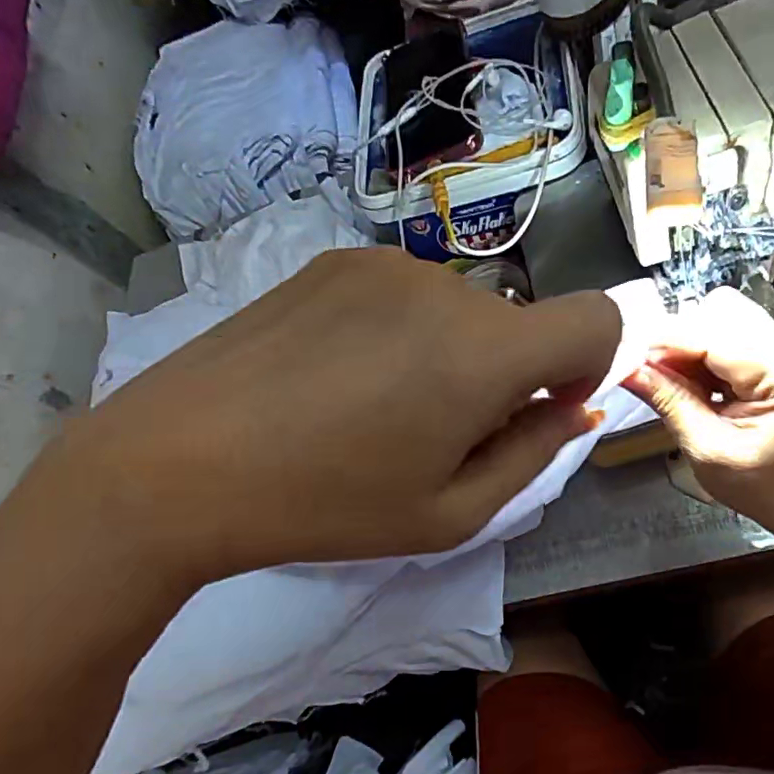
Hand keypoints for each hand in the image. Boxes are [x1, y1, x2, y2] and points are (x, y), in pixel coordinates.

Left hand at [32, 248, 620, 581]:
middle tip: (433, 434)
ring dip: (451, 354)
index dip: (587, 367)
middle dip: (505, 377)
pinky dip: (404, 332)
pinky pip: (407, 294)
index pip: (597, 319)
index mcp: (483, 353)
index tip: (536, 410)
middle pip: (521, 324)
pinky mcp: (335, 259)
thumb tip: (576, 410)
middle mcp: (446, 287)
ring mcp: (384, 263)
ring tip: (374, 406)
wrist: (176, 462)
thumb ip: (532, 455)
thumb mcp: (447, 514)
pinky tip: (338, 375)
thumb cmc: (325, 505)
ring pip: (462, 310)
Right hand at [622, 287, 773, 538]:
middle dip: (678, 338)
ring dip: (689, 343)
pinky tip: (694, 382)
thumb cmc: (770, 490)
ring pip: (723, 317)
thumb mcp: (709, 451)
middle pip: (719, 311)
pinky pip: (731, 335)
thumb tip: (628, 369)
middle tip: (651, 374)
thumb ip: (670, 403)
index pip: (712, 334)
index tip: (627, 356)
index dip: (664, 341)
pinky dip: (703, 352)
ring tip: (674, 380)